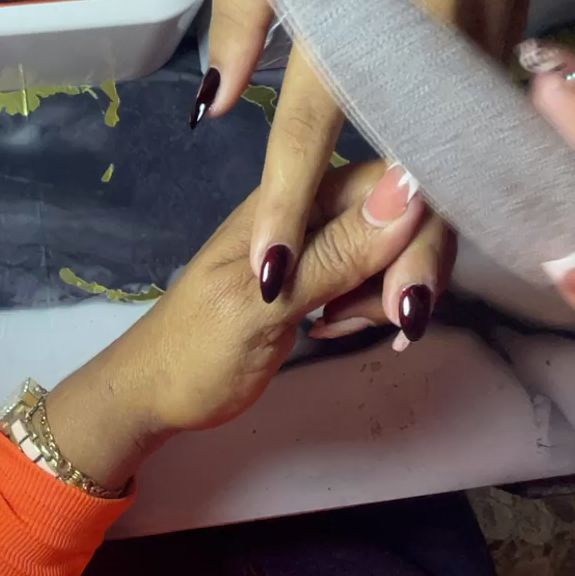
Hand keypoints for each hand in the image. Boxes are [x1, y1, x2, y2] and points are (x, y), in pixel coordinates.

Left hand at [45, 161, 429, 487]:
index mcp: (287, 201)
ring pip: (391, 251)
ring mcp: (312, 248)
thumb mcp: (262, 307)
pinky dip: (368, 308)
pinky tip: (334, 331)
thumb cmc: (195, 351)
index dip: (417, 233)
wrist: (157, 392)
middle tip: (388, 325)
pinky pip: (369, 280)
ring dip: (385, 294)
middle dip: (408, 270)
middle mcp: (306, 213)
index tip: (407, 297)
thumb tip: (413, 190)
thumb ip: (334, 254)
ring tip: (338, 329)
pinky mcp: (317, 282)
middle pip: (402, 215)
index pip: (388, 183)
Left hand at [199, 0, 542, 340]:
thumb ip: (243, 16)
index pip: (308, 131)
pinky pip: (501, 90)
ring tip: (437, 282)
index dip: (288, 208)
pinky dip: (487, 152)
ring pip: (470, 133)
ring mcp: (490, 0)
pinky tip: (480, 201)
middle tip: (399, 317)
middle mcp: (429, 13)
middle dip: (406, 243)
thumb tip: (223, 105)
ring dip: (457, 214)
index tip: (272, 275)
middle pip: (412, 153)